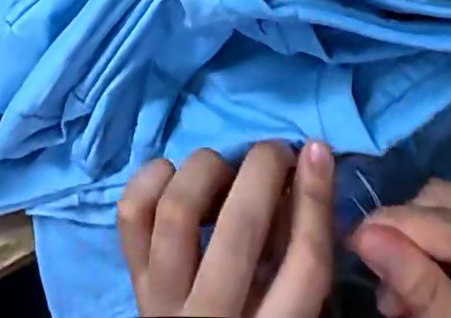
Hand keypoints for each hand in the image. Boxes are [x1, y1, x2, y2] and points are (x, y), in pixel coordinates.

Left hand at [118, 140, 335, 316]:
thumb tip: (309, 164)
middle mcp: (214, 317)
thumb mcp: (289, 303)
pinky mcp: (133, 277)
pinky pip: (133, 212)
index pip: (305, 263)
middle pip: (240, 228)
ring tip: (224, 170)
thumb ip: (299, 249)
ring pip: (178, 210)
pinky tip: (175, 175)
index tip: (317, 150)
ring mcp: (164, 297)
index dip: (314, 198)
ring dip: (206, 170)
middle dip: (261, 170)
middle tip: (274, 151)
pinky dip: (153, 178)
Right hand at [349, 180, 450, 317]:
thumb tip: (365, 235)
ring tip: (394, 295)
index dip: (402, 226)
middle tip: (376, 279)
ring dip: (410, 241)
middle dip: (405, 233)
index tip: (352, 239)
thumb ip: (426, 295)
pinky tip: (413, 287)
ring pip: (447, 210)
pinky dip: (426, 252)